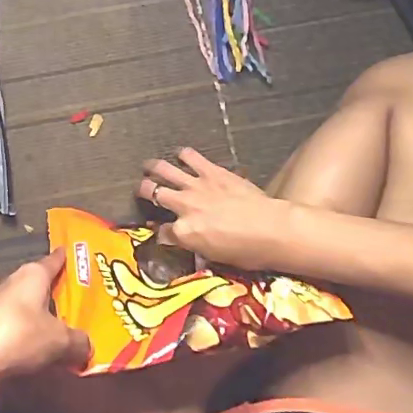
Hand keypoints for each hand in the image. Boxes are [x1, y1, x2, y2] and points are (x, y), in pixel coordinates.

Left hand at [0, 252, 89, 393]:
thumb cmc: (21, 335)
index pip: (55, 259)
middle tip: (84, 302)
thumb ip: (79, 341)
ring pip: (32, 304)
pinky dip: (33, 331)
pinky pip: (20, 322)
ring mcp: (1, 301)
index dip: (69, 259)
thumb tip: (89, 345)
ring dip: (47, 315)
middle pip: (44, 282)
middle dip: (61, 292)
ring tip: (68, 330)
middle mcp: (17, 280)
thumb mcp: (60, 341)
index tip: (81, 256)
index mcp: (34, 273)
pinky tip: (44, 348)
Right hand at [136, 148, 296, 271]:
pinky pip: (191, 156)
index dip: (159, 231)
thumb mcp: (216, 257)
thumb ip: (196, 247)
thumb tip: (189, 243)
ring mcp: (196, 186)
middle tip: (141, 188)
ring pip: (164, 170)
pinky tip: (181, 154)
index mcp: (184, 232)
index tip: (161, 231)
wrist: (271, 229)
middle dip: (143, 190)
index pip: (161, 231)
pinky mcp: (211, 171)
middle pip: (152, 193)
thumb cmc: (247, 251)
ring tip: (148, 166)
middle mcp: (183, 206)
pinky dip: (184, 154)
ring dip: (153, 167)